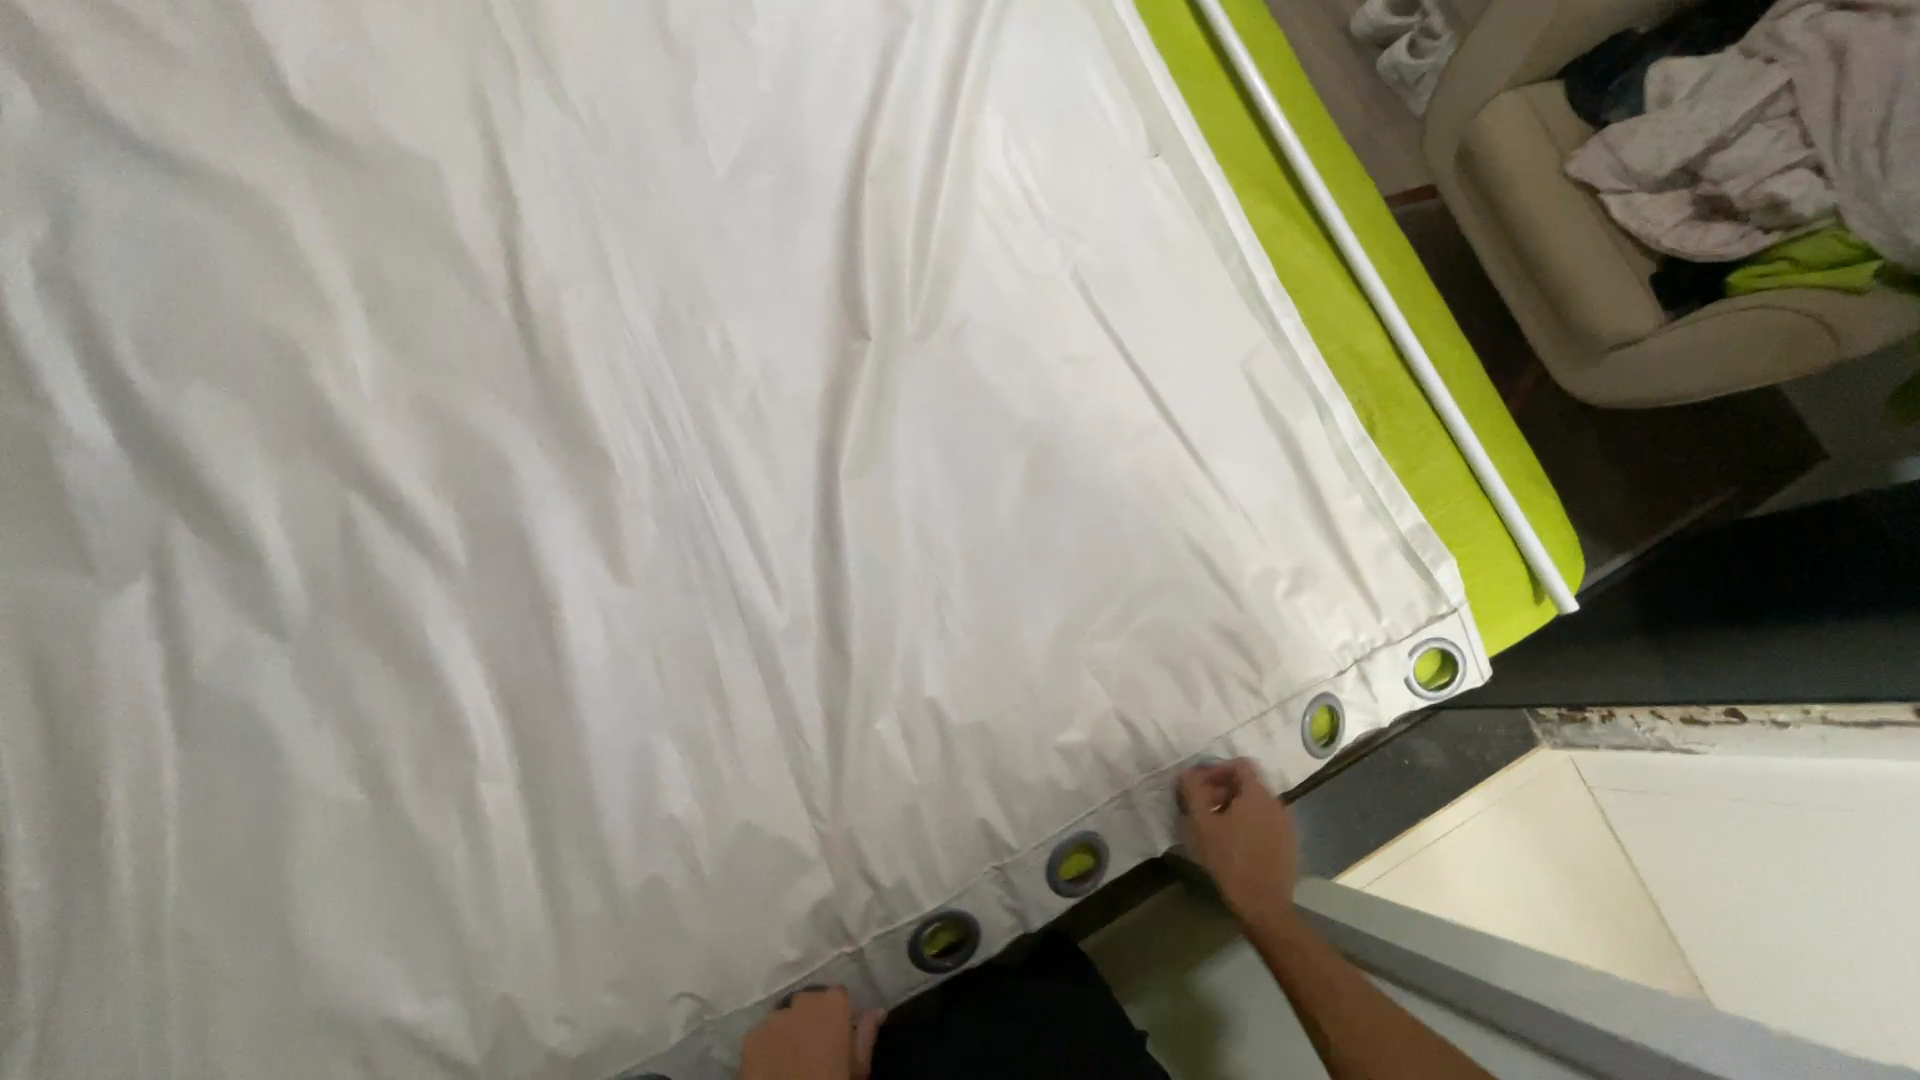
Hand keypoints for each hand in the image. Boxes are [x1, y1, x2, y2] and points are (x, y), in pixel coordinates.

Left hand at [740, 985, 884, 1079]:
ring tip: (792, 1055)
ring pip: (784, 1017)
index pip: (837, 995)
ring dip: (789, 1029)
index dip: (838, 1013)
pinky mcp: (751, 1036)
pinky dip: (767, 1046)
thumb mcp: (858, 1066)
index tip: (838, 1032)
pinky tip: (773, 1064)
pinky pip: (762, 1035)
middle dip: (811, 1018)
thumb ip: (866, 1032)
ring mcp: (773, 1017)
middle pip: (808, 1002)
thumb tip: (878, 1010)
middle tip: (815, 1045)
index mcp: (833, 1003)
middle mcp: (802, 1001)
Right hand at [1178, 758, 1298, 922]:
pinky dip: (1248, 821)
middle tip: (1201, 806)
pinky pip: (1265, 820)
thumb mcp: (1202, 826)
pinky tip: (1233, 842)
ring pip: (1256, 803)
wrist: (1264, 905)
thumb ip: (1193, 793)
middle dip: (1222, 788)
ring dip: (1233, 806)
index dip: (1216, 769)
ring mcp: (1285, 824)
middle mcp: (1276, 803)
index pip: (1240, 764)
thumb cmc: (1230, 861)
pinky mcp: (1288, 843)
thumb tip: (1186, 772)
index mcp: (1257, 794)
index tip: (1199, 786)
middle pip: (1248, 783)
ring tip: (1214, 826)